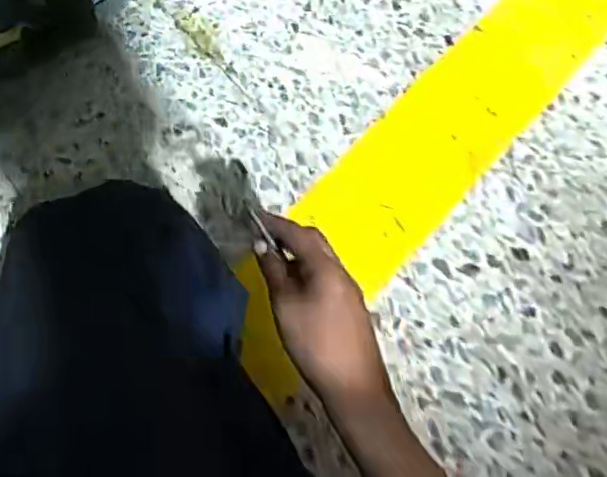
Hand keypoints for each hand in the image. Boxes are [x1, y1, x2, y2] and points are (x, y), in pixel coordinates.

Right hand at [254, 214, 389, 407]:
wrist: (355, 390)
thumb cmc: (314, 342)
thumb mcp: (284, 303)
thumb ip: (272, 270)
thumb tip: (261, 244)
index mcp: (327, 270)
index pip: (298, 233)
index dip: (274, 222)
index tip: (251, 216)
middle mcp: (342, 275)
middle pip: (315, 241)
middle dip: (288, 232)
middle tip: (261, 233)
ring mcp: (349, 292)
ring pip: (321, 257)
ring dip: (297, 249)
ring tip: (271, 255)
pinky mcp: (349, 307)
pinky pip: (325, 273)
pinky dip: (306, 265)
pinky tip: (291, 279)